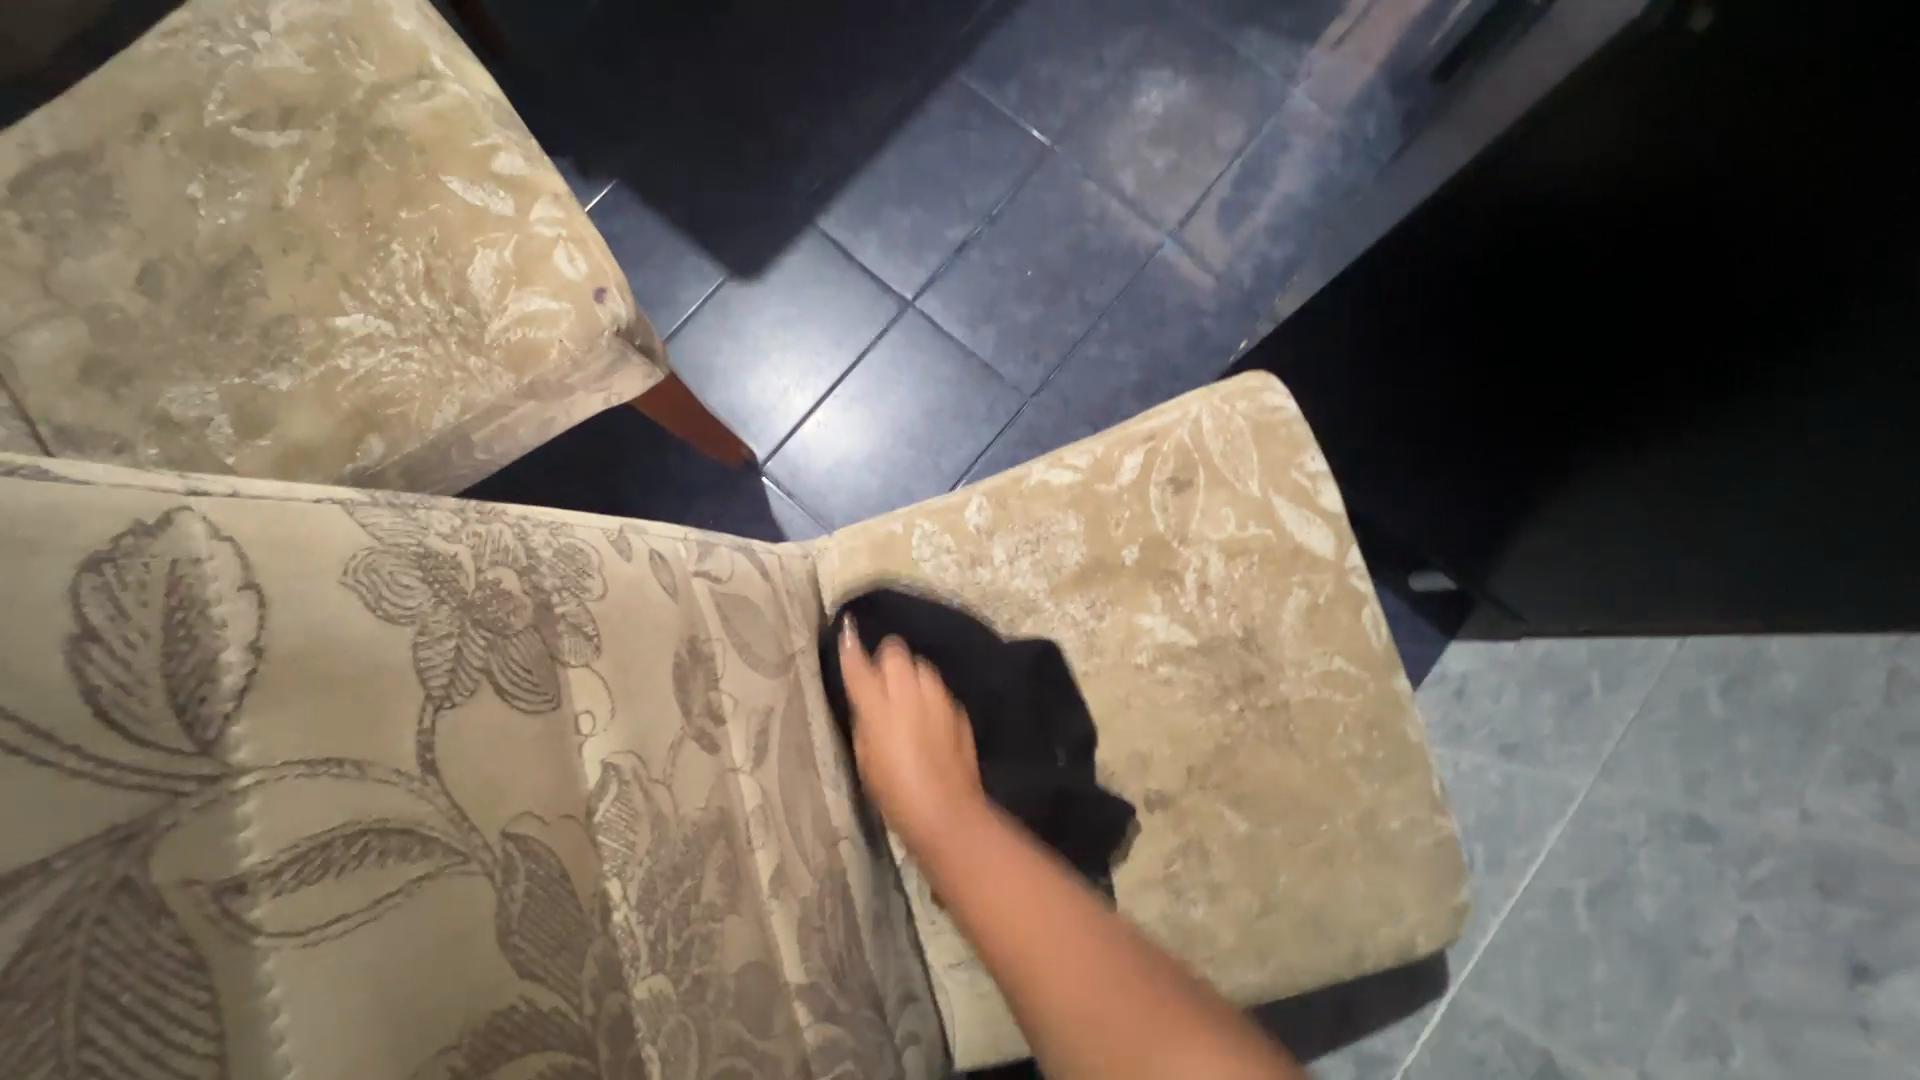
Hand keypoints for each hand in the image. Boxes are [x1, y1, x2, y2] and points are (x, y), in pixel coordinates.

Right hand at [838, 618, 986, 854]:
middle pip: (896, 651)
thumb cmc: (894, 794)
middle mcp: (909, 692)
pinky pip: (939, 691)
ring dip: (912, 675)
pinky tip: (929, 719)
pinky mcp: (958, 710)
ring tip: (907, 698)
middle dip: (887, 659)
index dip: (850, 646)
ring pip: (922, 666)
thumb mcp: (866, 759)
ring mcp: (938, 698)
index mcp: (878, 707)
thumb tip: (869, 703)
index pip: (858, 664)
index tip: (846, 631)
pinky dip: (931, 697)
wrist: (946, 811)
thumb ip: (865, 721)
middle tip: (882, 680)